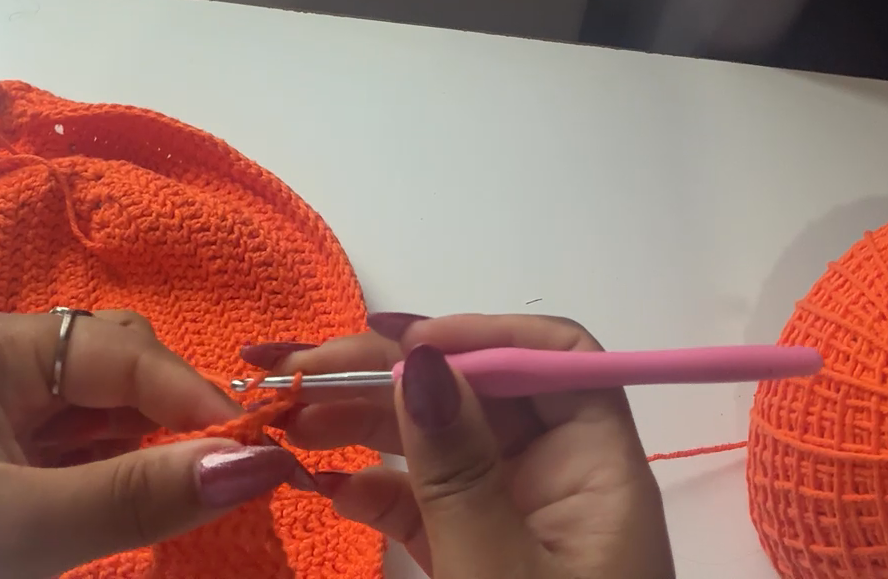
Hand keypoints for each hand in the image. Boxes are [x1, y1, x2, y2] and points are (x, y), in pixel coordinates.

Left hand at [0, 310, 314, 578]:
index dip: (197, 399)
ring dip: (140, 448)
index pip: (129, 352)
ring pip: (94, 410)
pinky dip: (102, 472)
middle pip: (116, 367)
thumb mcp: (18, 532)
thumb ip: (142, 494)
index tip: (259, 453)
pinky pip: (64, 446)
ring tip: (171, 493)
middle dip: (170, 416)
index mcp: (0, 344)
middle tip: (214, 477)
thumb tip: (261, 461)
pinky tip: (113, 505)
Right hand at [246, 313, 675, 577]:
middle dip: (392, 373)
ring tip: (291, 416)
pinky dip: (377, 486)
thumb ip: (457, 469)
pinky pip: (426, 497)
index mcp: (596, 471)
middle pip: (480, 390)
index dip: (480, 334)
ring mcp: (515, 516)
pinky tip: (328, 486)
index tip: (399, 344)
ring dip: (367, 422)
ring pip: (442, 438)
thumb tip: (420, 356)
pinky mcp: (478, 553)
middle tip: (300, 369)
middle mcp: (560, 479)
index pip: (554, 358)